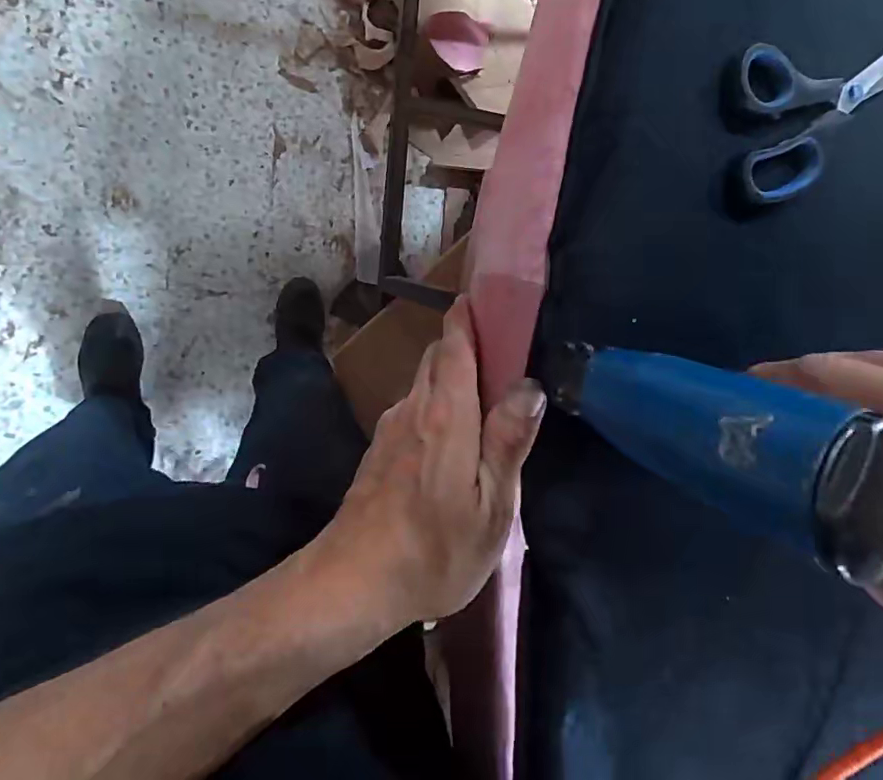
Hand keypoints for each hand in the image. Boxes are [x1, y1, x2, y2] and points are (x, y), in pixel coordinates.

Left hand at [316, 295, 544, 625]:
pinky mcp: (380, 449)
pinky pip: (415, 406)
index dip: (469, 316)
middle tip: (503, 348)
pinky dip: (437, 400)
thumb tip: (530, 385)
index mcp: (447, 413)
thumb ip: (508, 442)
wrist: (352, 584)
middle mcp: (415, 407)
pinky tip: (454, 432)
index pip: (454, 343)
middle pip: (438, 355)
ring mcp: (392, 427)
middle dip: (464, 341)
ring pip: (425, 380)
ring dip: (451, 372)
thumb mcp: (491, 507)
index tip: (488, 298)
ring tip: (486, 391)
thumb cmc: (435, 549)